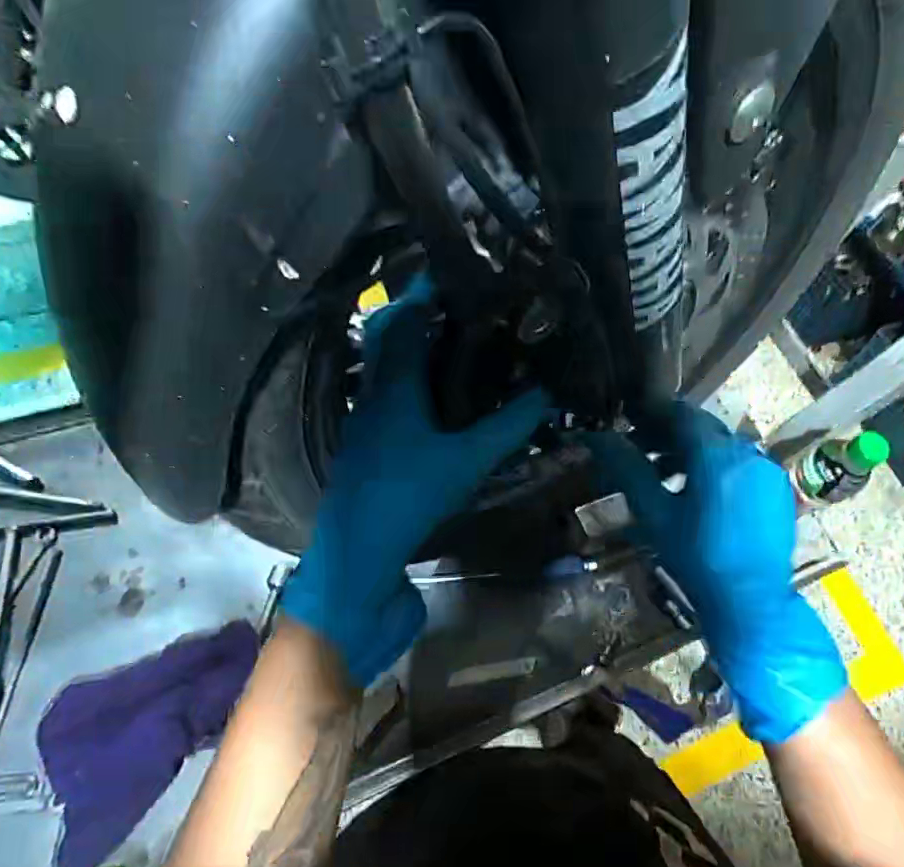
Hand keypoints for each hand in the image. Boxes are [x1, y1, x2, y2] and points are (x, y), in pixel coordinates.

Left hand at [280, 279, 550, 683]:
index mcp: (389, 387)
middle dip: (423, 320)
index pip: (400, 319)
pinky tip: (441, 407)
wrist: (357, 559)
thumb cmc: (406, 499)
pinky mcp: (367, 452)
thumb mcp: (464, 462)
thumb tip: (546, 395)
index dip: (425, 290)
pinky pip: (390, 405)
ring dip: (419, 358)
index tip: (458, 270)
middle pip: (389, 341)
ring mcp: (363, 426)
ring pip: (389, 375)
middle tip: (468, 312)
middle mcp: (370, 397)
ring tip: (462, 352)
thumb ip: (506, 427)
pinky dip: (415, 393)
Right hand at [586, 406, 845, 742]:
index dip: (649, 416)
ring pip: (722, 447)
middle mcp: (748, 452)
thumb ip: (629, 470)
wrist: (750, 601)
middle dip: (668, 435)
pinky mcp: (778, 489)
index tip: (625, 428)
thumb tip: (596, 437)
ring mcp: (768, 470)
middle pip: (702, 429)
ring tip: (665, 479)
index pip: (679, 414)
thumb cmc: (695, 559)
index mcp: (717, 455)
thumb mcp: (655, 515)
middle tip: (639, 454)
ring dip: (691, 453)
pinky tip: (698, 497)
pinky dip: (715, 469)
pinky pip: (741, 465)